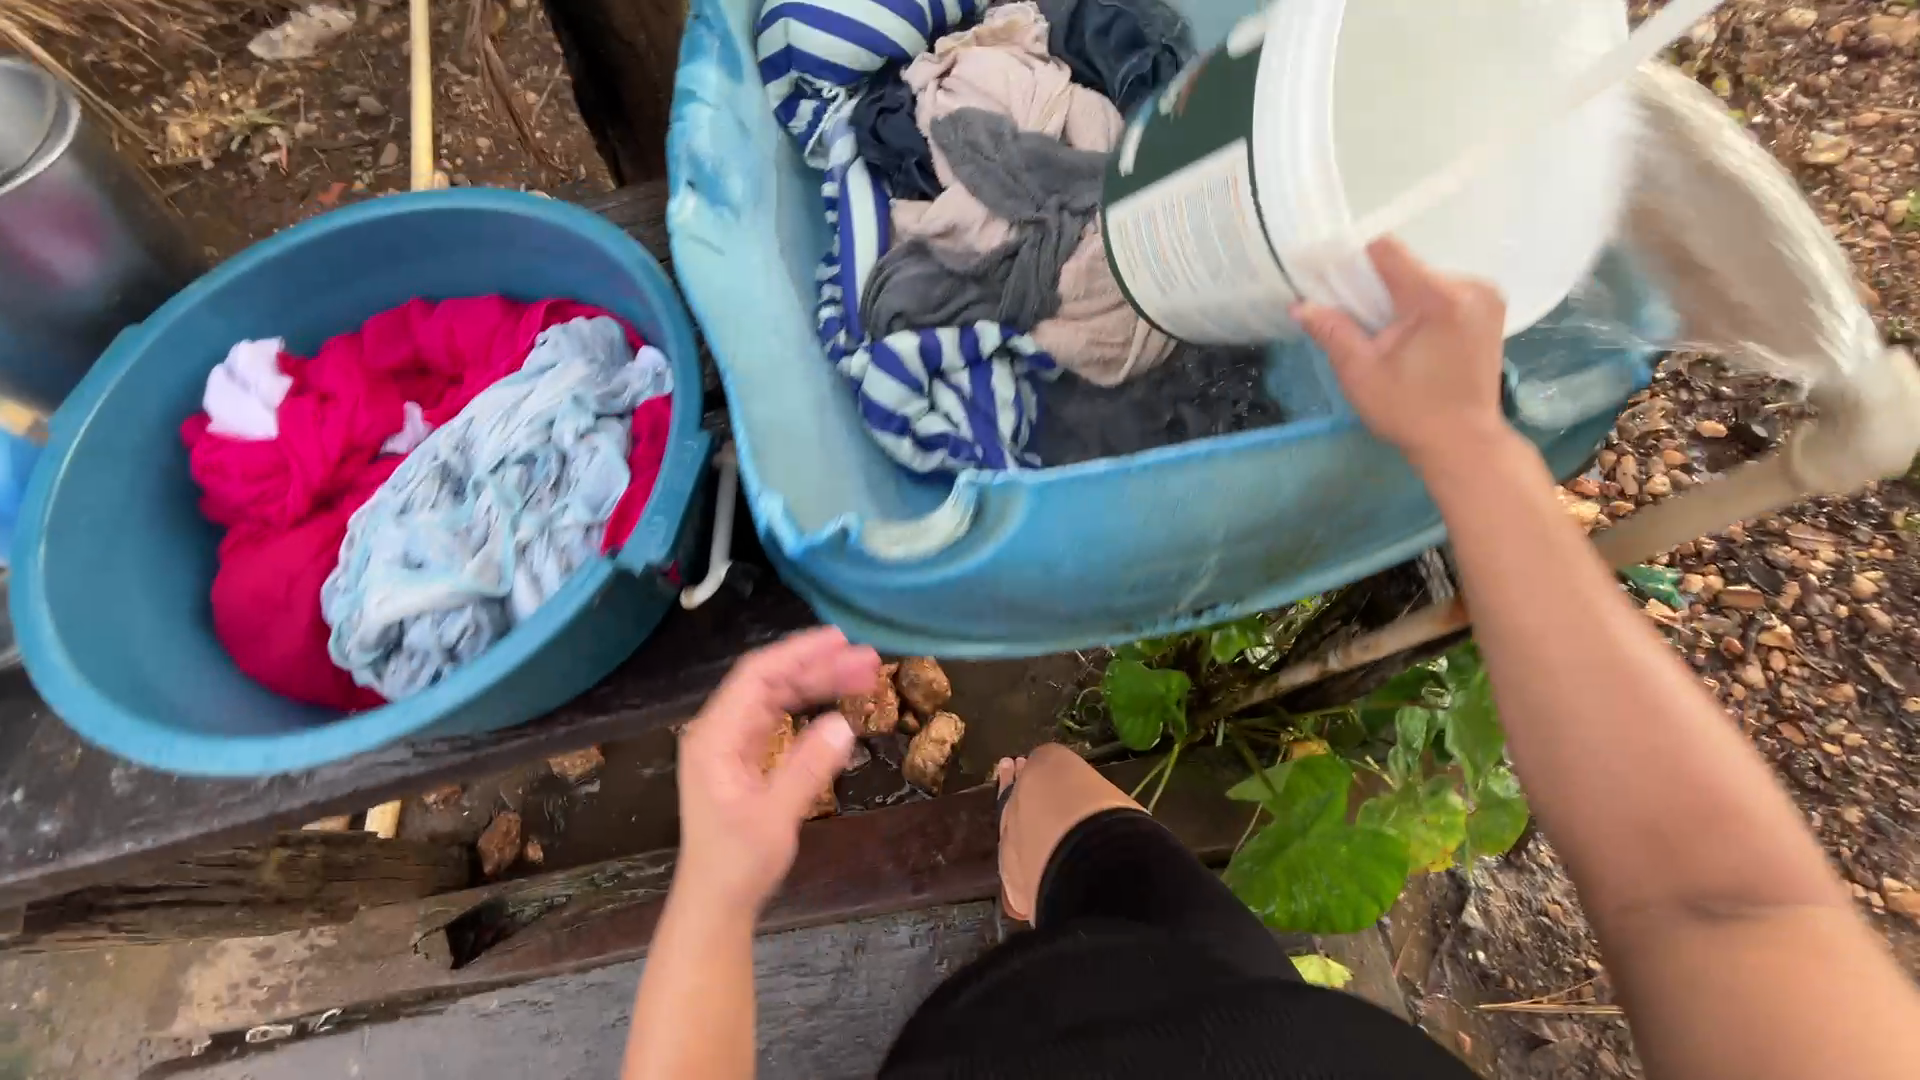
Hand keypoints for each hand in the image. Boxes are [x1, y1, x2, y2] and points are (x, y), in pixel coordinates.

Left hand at [674, 627, 879, 910]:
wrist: (715, 904)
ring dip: (817, 682)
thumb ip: (806, 769)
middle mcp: (720, 731)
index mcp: (715, 737)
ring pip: (778, 696)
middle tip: (867, 660)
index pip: (757, 676)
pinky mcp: (746, 757)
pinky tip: (836, 700)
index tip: (839, 640)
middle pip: (771, 681)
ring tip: (862, 674)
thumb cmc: (737, 864)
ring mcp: (732, 743)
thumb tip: (843, 724)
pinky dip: (809, 704)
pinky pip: (779, 716)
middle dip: (818, 666)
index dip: (798, 652)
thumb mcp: (774, 819)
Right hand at [1292, 237, 1510, 469]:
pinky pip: (1444, 293)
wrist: (1462, 441)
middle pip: (1406, 267)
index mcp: (1437, 297)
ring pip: (1424, 280)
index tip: (1332, 282)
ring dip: (1401, 300)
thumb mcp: (1359, 372)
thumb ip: (1331, 331)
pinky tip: (1414, 339)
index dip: (1353, 261)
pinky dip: (1422, 308)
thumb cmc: (1407, 410)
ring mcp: (1486, 296)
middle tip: (1360, 325)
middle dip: (1378, 290)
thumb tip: (1300, 305)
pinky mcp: (1491, 309)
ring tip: (1389, 337)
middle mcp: (1469, 285)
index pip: (1387, 250)